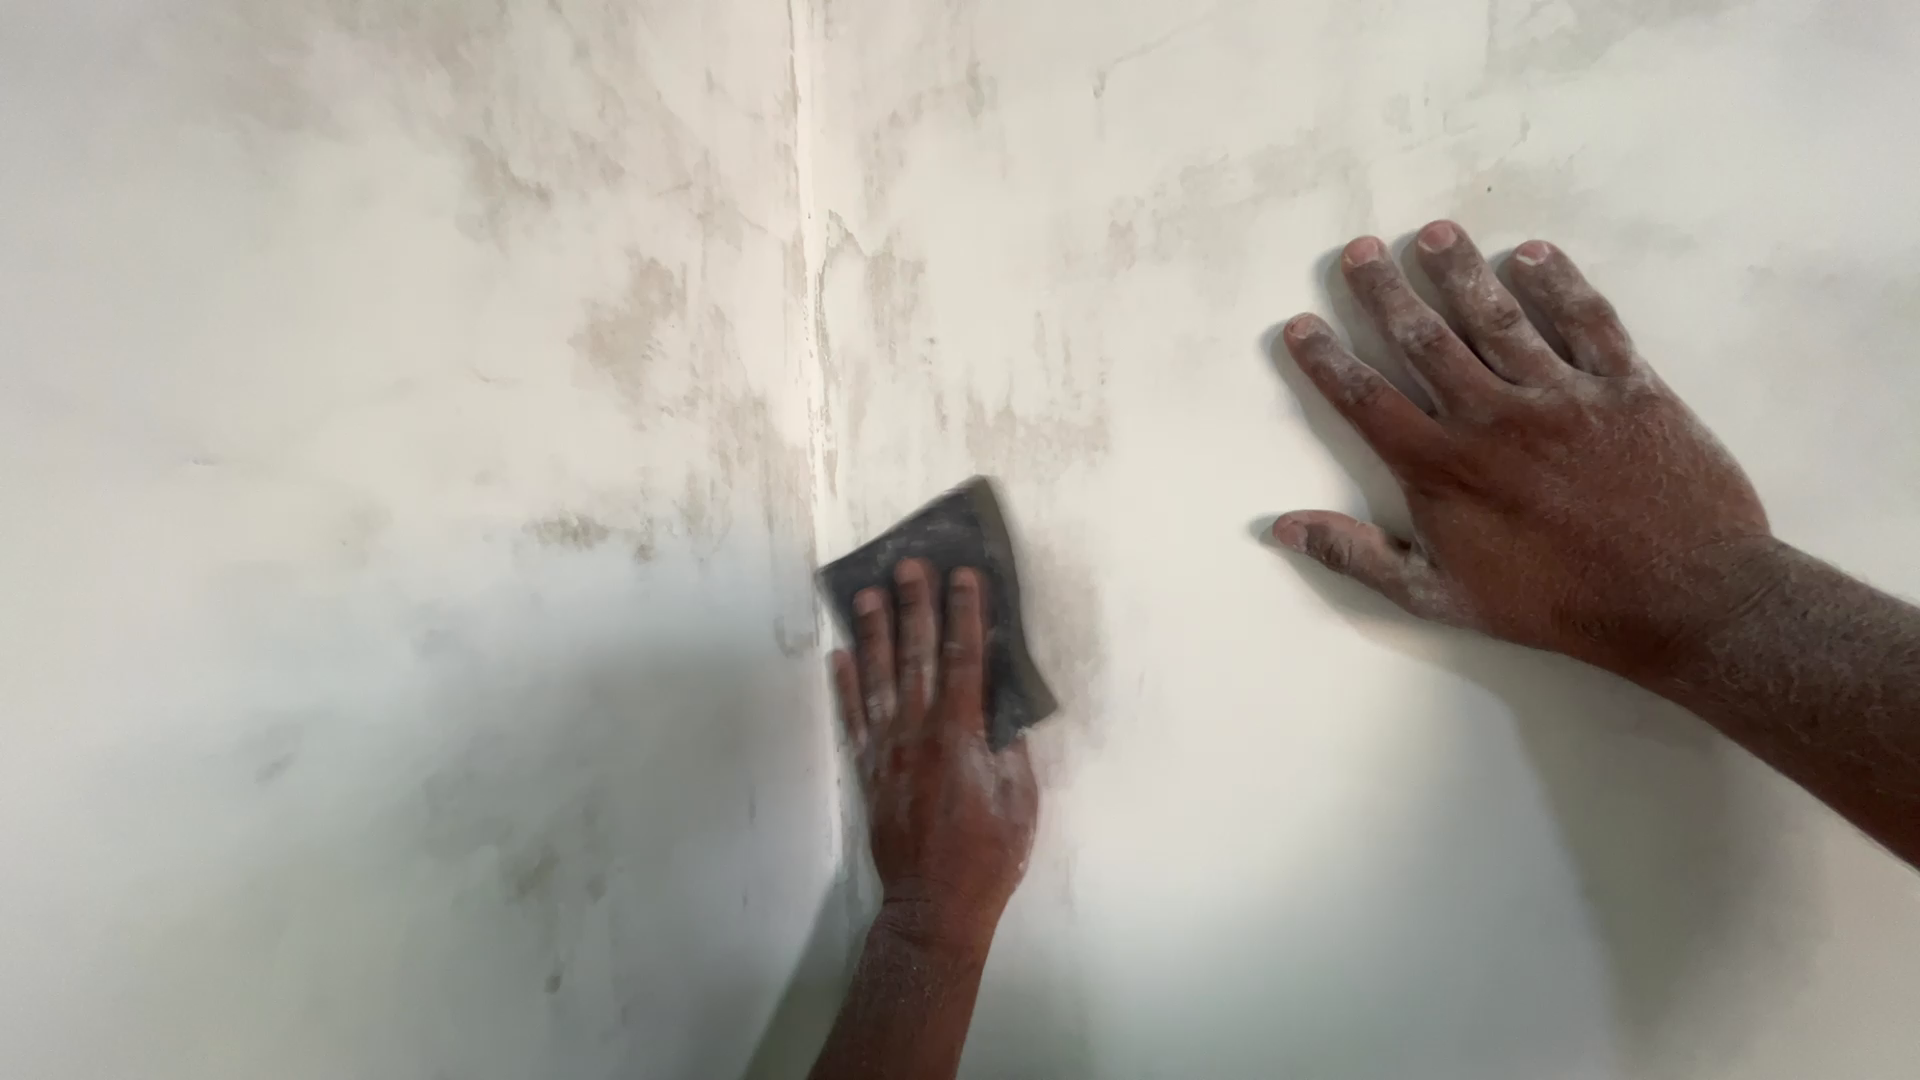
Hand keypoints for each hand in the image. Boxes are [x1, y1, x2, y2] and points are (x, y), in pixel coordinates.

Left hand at [831, 560, 1038, 952]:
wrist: (933, 906)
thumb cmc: (988, 855)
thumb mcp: (1020, 800)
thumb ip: (1009, 745)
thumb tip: (1002, 700)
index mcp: (962, 735)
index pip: (965, 659)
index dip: (966, 614)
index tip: (964, 575)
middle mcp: (919, 731)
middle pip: (917, 657)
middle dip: (916, 606)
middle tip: (910, 565)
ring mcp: (887, 748)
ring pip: (878, 678)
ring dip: (873, 633)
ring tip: (867, 594)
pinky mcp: (868, 768)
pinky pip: (852, 719)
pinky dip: (844, 686)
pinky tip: (838, 655)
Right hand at [1272, 222, 1774, 676]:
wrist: (1683, 601)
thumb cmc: (1548, 600)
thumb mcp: (1434, 596)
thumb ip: (1355, 556)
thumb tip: (1281, 529)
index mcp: (1441, 466)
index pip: (1366, 399)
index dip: (1327, 360)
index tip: (1301, 326)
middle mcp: (1493, 418)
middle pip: (1425, 341)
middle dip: (1385, 293)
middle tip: (1359, 251)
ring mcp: (1563, 396)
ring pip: (1499, 319)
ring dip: (1460, 273)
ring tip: (1431, 233)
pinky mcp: (1628, 387)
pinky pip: (1589, 322)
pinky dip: (1560, 285)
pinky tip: (1532, 254)